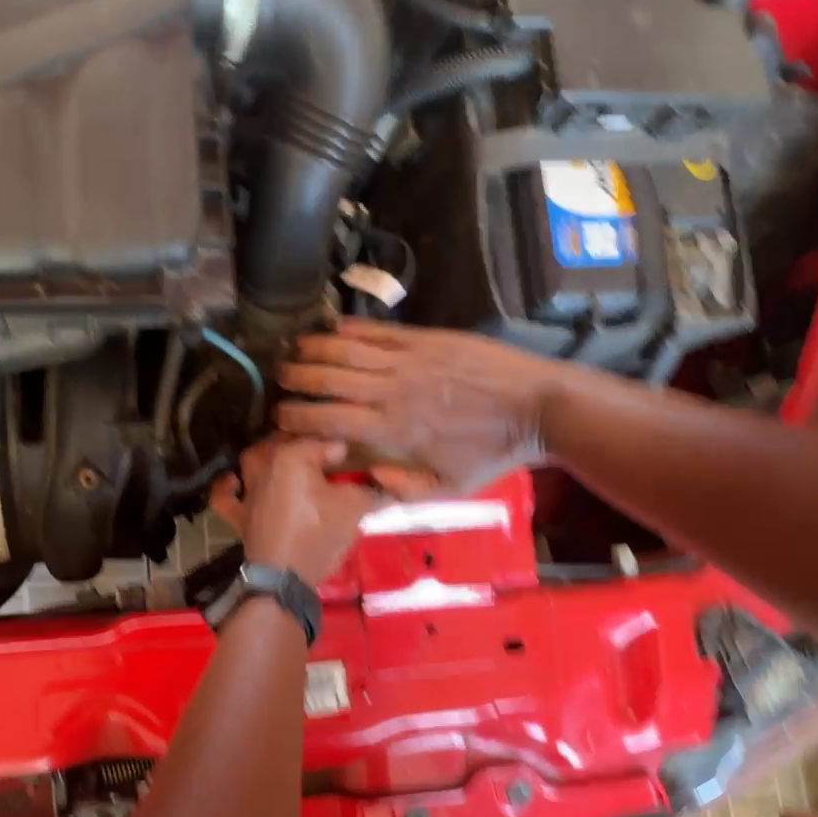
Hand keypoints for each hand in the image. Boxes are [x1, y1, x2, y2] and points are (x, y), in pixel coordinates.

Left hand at [210, 438, 381, 581]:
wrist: (284, 577)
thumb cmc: (319, 535)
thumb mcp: (353, 509)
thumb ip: (368, 491)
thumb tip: (383, 484)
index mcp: (291, 456)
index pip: (322, 442)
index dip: (342, 451)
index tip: (355, 463)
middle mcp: (264, 466)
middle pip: (284, 444)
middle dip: (304, 445)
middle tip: (325, 459)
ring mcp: (248, 491)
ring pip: (252, 460)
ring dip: (266, 455)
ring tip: (285, 460)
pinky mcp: (238, 515)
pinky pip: (225, 496)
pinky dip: (227, 486)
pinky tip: (233, 481)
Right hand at [276, 318, 568, 496]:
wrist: (538, 405)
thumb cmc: (493, 451)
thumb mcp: (451, 488)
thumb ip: (405, 489)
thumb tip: (366, 476)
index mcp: (395, 430)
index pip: (331, 419)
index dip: (299, 417)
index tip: (280, 418)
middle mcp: (393, 391)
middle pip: (331, 379)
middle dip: (298, 378)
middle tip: (279, 380)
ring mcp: (409, 360)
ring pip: (348, 349)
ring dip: (315, 349)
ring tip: (294, 350)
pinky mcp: (426, 339)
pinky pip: (379, 332)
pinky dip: (350, 329)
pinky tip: (330, 327)